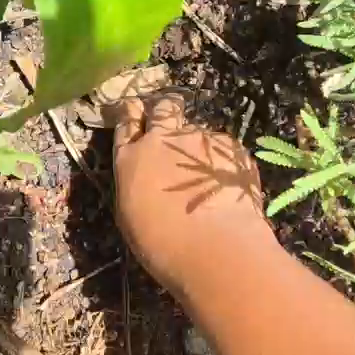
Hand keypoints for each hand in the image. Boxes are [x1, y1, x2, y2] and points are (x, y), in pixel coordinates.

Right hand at [109, 95, 276, 292]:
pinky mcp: (229, 146)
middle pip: (162, 107)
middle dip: (165, 109)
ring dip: (196, 143)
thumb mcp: (131, 213)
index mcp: (130, 157)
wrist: (213, 246)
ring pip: (195, 128)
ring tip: (205, 173)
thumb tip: (147, 175)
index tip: (134, 111)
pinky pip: (221, 146)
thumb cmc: (161, 243)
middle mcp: (161, 139)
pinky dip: (221, 159)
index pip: (126, 120)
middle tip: (170, 121)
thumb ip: (136, 182)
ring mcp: (197, 138)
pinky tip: (225, 185)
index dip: (131, 113)